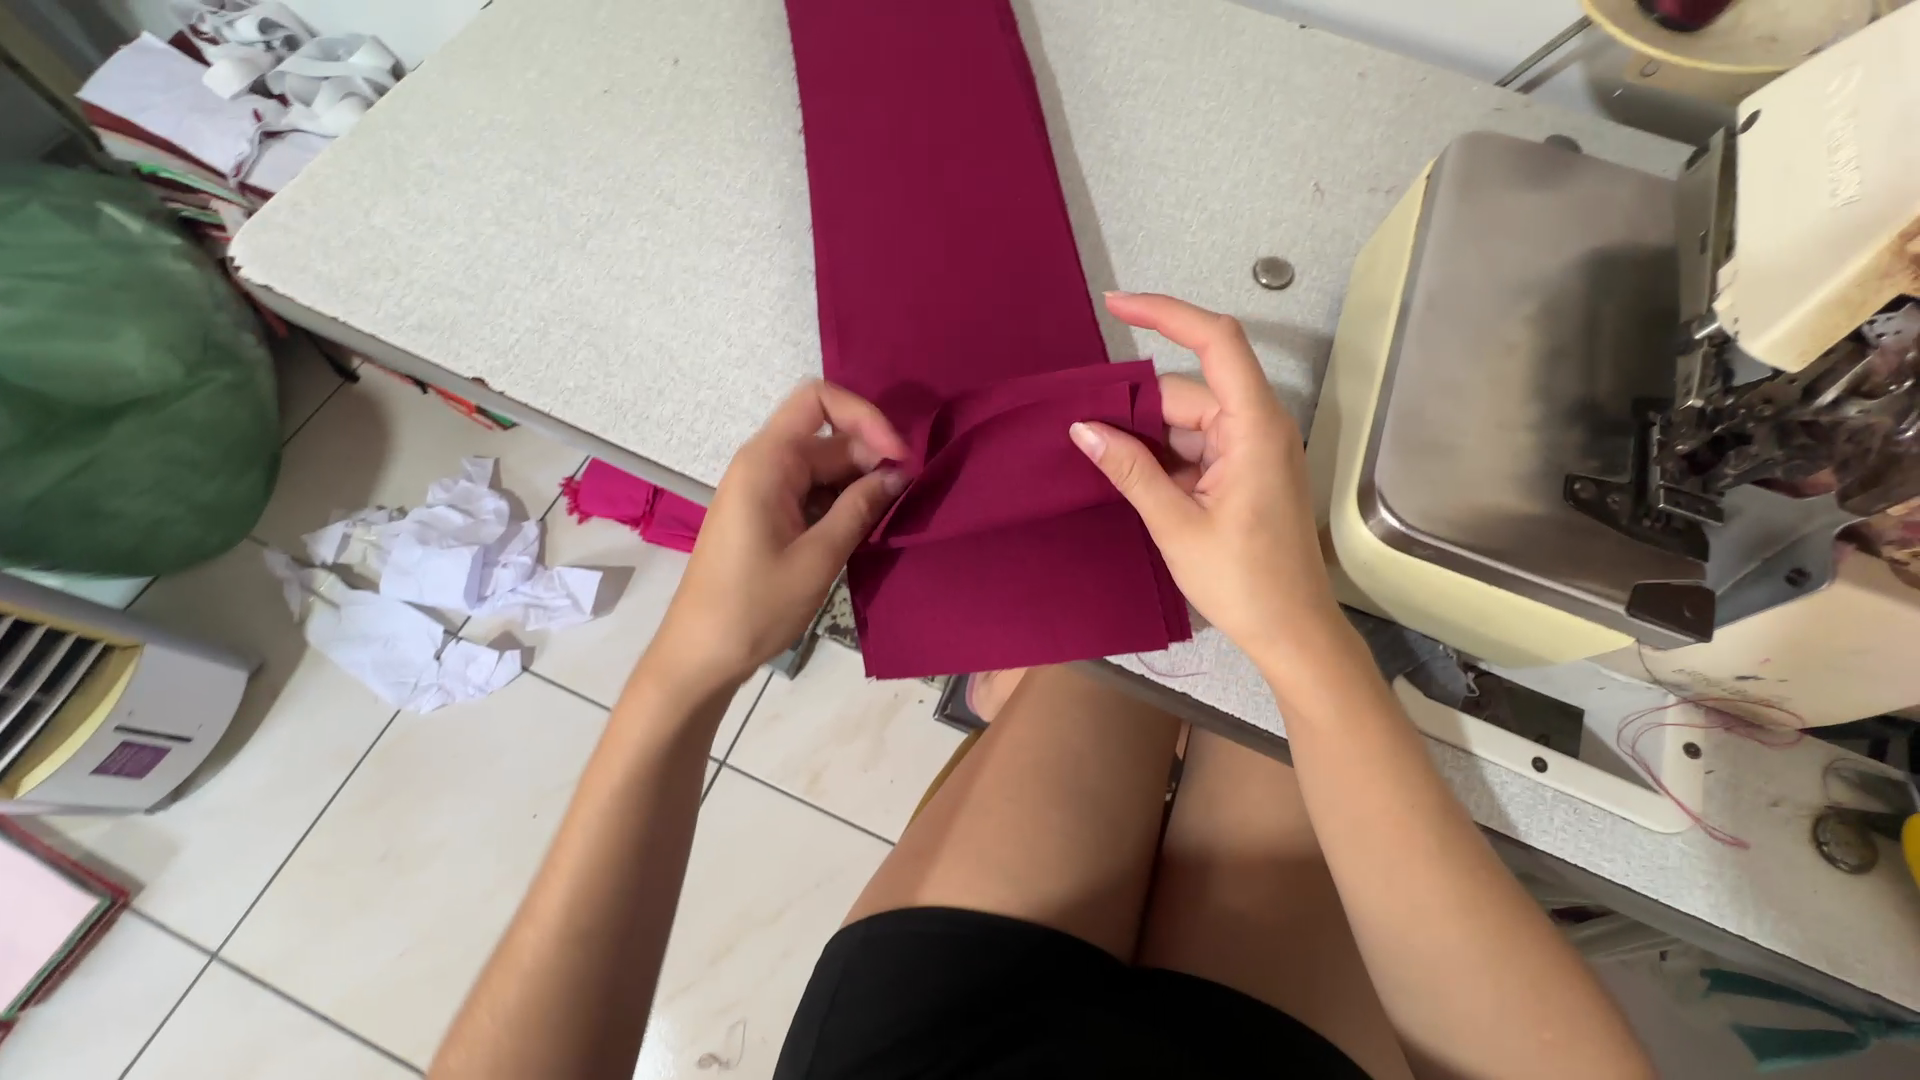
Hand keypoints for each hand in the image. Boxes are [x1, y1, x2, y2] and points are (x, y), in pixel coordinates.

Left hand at [647, 381, 907, 697]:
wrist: (701, 655)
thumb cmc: (754, 607)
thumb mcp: (818, 558)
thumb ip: (859, 509)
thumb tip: (898, 474)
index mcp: (766, 462)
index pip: (819, 399)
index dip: (865, 417)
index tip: (898, 459)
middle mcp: (764, 465)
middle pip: (828, 436)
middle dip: (871, 458)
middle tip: (908, 497)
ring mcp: (765, 491)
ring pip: (826, 467)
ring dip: (861, 484)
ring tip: (892, 517)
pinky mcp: (769, 515)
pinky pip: (814, 492)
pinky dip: (843, 504)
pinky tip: (866, 530)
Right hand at [1070, 292, 1341, 666]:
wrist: (1292, 632)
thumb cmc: (1242, 582)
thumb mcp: (1176, 525)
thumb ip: (1130, 470)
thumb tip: (1082, 429)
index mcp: (1255, 428)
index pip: (1216, 342)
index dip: (1167, 313)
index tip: (1116, 304)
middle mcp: (1259, 426)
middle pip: (1190, 389)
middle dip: (1136, 403)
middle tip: (1081, 425)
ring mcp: (1254, 450)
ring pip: (1188, 420)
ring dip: (1145, 435)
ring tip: (1097, 455)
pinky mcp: (1246, 472)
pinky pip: (1197, 446)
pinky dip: (1162, 456)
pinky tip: (1127, 473)